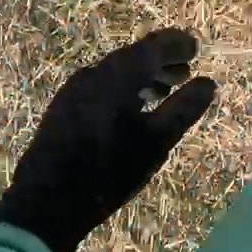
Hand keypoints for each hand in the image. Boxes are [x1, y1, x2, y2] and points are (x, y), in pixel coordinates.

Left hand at [0, 29, 216, 251]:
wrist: (42, 206)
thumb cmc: (107, 171)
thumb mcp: (156, 142)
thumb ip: (184, 108)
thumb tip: (208, 83)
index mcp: (118, 74)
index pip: (154, 45)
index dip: (178, 45)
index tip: (196, 48)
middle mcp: (95, 72)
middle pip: (135, 56)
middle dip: (163, 61)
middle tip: (185, 73)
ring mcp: (75, 89)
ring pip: (117, 71)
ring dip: (144, 76)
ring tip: (163, 93)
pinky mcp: (63, 107)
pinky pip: (101, 85)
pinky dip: (123, 88)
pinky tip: (131, 110)